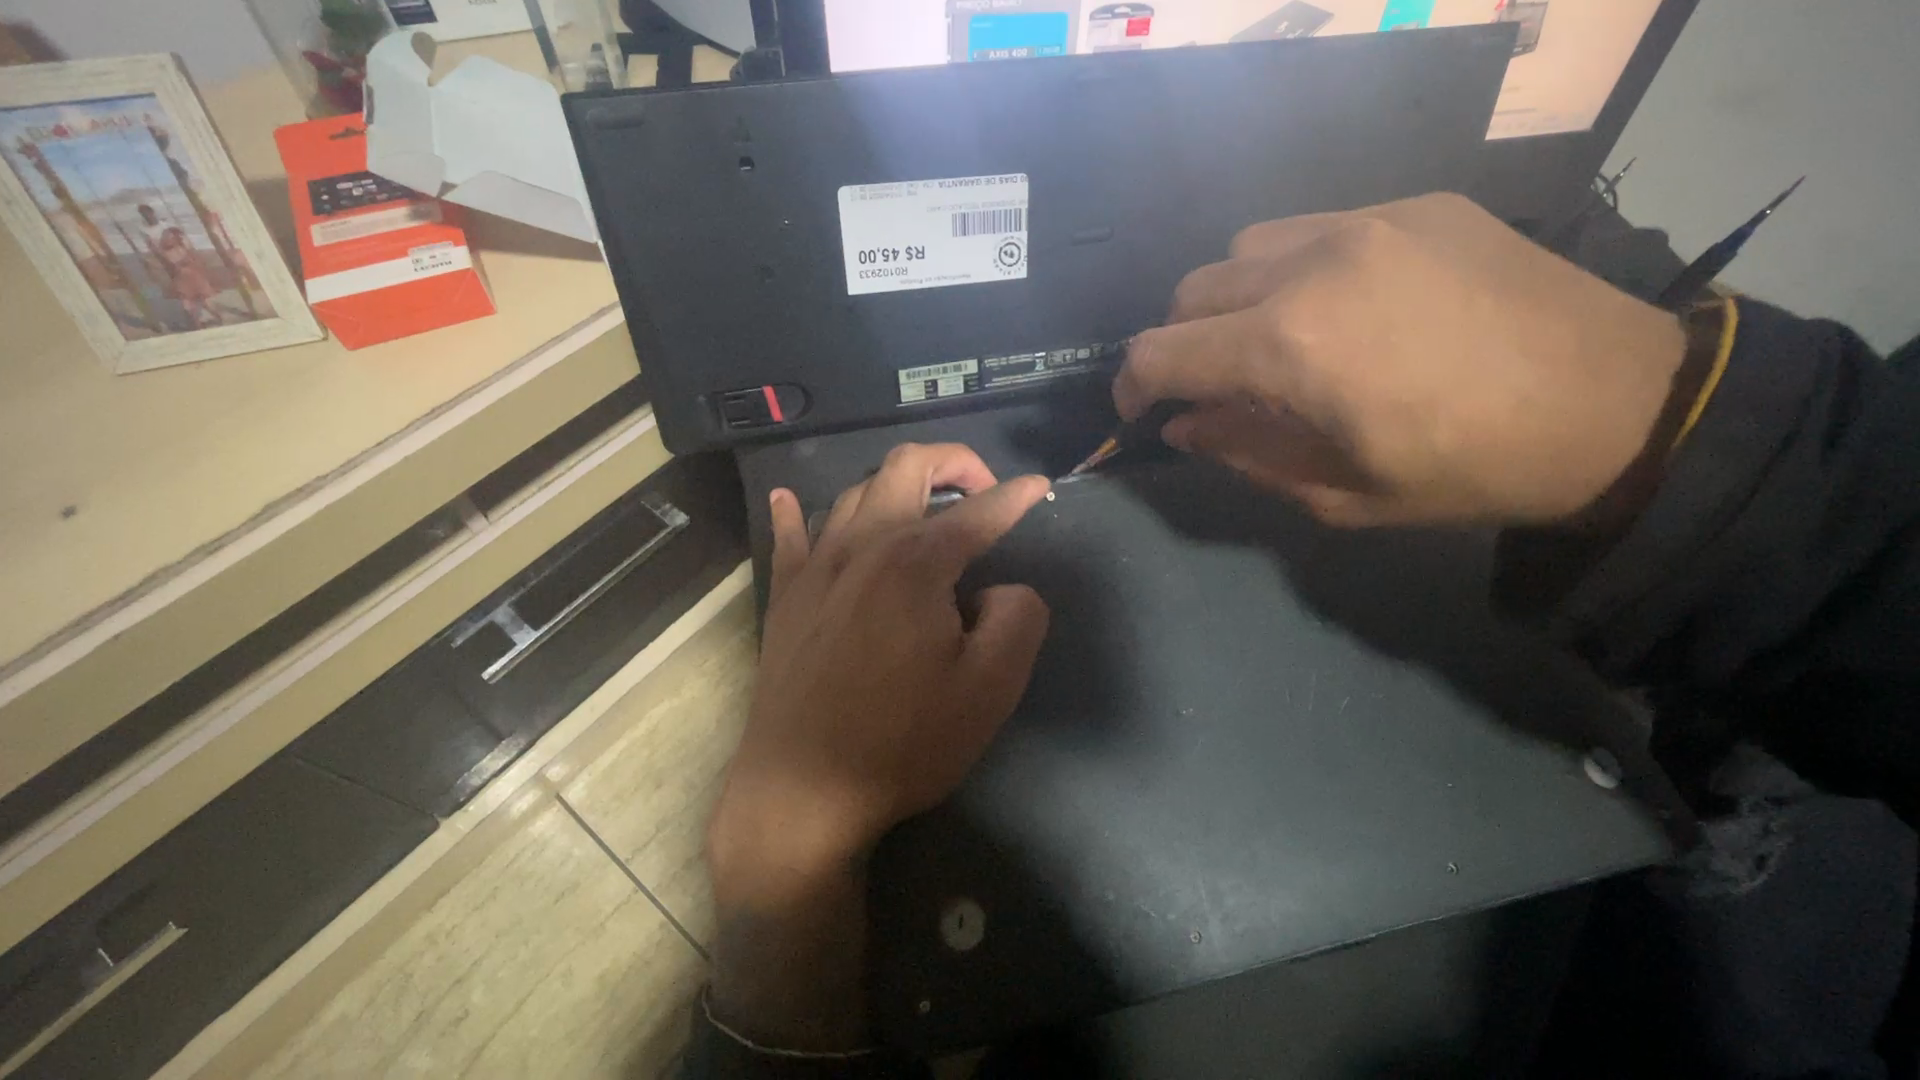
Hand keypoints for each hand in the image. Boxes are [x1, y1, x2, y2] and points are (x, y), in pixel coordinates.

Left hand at [705, 444, 1049, 1049]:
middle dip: (952, 462)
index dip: (1016, 496)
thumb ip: (1017, 619)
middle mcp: (862, 548)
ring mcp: (815, 570)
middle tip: (983, 487)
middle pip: (904, 469)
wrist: (803, 789)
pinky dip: (792, 511)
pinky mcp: (784, 599)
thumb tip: (1005, 587)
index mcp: (916, 563)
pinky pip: (787, 538)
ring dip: (894, 486)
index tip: (1040, 488)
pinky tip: (786, 498)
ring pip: (851, 495)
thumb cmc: (903, 741)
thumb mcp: (989, 689)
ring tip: (923, 506)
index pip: (977, 511)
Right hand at [1113, 193, 1689, 527]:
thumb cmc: (1469, 470)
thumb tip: (1185, 424)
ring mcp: (1365, 222)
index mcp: (1288, 347)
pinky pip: (1313, 225)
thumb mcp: (1340, 492)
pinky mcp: (1413, 205)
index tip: (1136, 410)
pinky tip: (1340, 303)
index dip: (1132, 386)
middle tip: (1212, 385)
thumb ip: (1243, 452)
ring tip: (1272, 336)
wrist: (1618, 405)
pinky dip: (1293, 267)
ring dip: (1231, 298)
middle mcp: (1310, 265)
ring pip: (1244, 248)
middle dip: (1181, 343)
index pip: (1161, 353)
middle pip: (1191, 291)